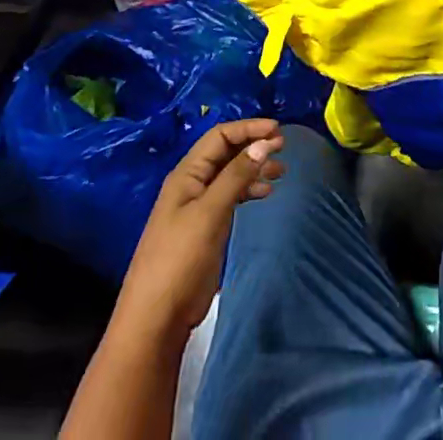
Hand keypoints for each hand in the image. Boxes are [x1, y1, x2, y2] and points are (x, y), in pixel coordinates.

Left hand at [117, 119, 285, 343]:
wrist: (157, 315)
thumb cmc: (181, 258)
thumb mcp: (210, 213)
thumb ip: (236, 176)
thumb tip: (263, 143)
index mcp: (186, 174)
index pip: (219, 136)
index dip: (248, 128)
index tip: (278, 129)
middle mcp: (192, 184)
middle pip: (225, 152)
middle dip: (253, 145)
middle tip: (284, 148)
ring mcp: (199, 206)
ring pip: (231, 174)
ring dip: (254, 168)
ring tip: (282, 171)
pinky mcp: (206, 227)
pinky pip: (231, 196)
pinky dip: (249, 190)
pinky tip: (266, 193)